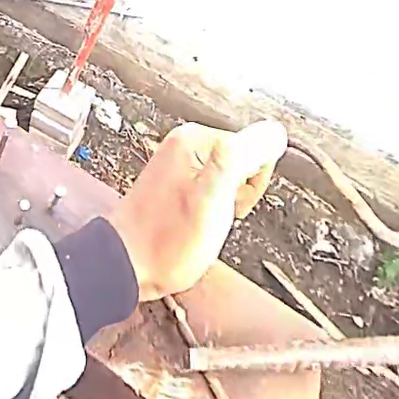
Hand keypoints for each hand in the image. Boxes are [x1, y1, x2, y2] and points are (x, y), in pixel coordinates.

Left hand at [106, 120, 286, 299]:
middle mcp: (185, 143)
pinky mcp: (176, 180)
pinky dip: (211, 207)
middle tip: (214, 215)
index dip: (251, 183)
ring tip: (202, 221)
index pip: (254, 148)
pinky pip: (212, 188)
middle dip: (238, 193)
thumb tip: (273, 131)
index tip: (230, 202)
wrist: (125, 266)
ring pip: (229, 178)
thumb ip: (242, 160)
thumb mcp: (213, 200)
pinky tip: (195, 221)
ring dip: (225, 203)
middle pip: (242, 161)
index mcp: (195, 139)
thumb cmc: (165, 241)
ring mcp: (179, 161)